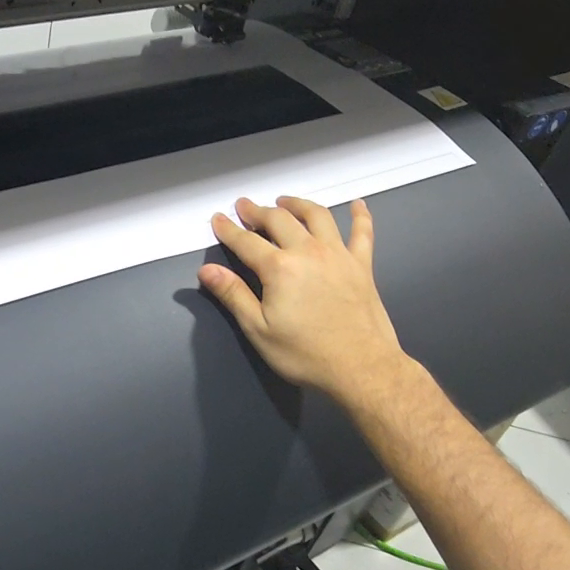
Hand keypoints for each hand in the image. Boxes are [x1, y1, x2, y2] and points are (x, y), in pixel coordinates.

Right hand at [199, 196, 414, 406]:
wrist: (360, 367)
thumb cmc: (305, 354)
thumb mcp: (258, 329)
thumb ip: (233, 295)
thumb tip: (207, 270)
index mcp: (279, 268)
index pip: (246, 241)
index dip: (229, 229)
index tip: (218, 219)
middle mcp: (308, 252)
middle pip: (280, 220)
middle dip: (258, 211)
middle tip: (245, 206)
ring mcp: (338, 255)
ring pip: (317, 217)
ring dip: (298, 205)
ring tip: (285, 201)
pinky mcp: (362, 266)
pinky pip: (362, 233)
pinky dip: (360, 215)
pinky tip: (357, 205)